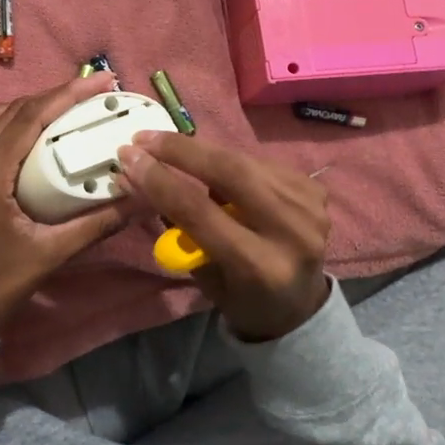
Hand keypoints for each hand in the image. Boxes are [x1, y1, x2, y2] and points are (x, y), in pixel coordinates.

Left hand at [0, 73, 129, 340]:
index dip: (67, 94)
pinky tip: (40, 133)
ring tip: (71, 106)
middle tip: (93, 92)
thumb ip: (97, 223)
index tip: (101, 81)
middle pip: (12, 111)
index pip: (30, 119)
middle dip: (54, 95)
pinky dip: (15, 124)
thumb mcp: (52, 254)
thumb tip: (140, 199)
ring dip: (32, 107)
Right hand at [118, 133, 331, 341]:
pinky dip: (228, 161)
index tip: (128, 158)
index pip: (200, 212)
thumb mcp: (201, 274)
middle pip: (231, 172)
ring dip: (200, 151)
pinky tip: (210, 167)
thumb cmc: (240, 297)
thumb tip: (137, 176)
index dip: (160, 181)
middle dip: (181, 150)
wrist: (300, 305)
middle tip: (143, 138)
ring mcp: (310, 208)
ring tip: (166, 147)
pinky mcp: (316, 191)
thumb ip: (175, 226)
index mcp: (260, 266)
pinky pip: (260, 163)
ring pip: (244, 160)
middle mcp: (292, 232)